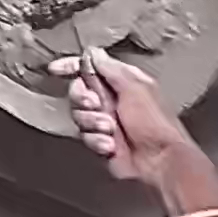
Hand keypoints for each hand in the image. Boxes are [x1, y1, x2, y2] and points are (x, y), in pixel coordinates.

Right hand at [46, 47, 198, 187]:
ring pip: (78, 115)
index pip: (90, 68)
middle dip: (81, 98)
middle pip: (77, 91)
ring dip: (92, 122)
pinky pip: (84, 136)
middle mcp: (111, 100)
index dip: (71, 66)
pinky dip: (96, 140)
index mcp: (121, 83)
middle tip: (95, 104)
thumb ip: (112, 69)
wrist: (160, 163)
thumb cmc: (156, 125)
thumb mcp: (136, 88)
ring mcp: (104, 121)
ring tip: (110, 129)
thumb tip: (94, 53)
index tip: (57, 69)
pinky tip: (111, 145)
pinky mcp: (100, 141)